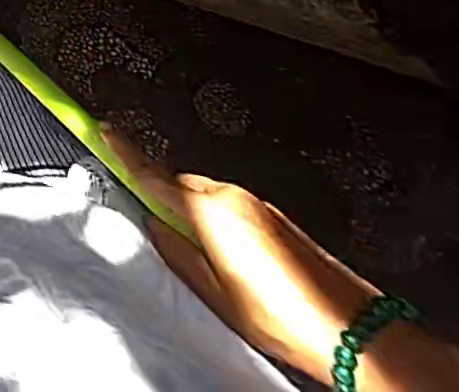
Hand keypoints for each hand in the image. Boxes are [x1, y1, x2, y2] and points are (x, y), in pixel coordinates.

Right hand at [103, 125, 375, 383]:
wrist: (354, 330)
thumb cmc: (284, 317)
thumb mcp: (214, 293)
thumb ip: (176, 251)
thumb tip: (154, 225)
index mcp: (208, 211)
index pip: (152, 174)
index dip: (124, 150)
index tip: (104, 129)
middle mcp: (231, 195)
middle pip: (178, 181)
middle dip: (162, 193)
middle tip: (156, 220)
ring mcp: (255, 201)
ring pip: (204, 192)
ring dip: (193, 209)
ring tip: (202, 254)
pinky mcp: (274, 213)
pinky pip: (229, 202)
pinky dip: (217, 216)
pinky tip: (229, 254)